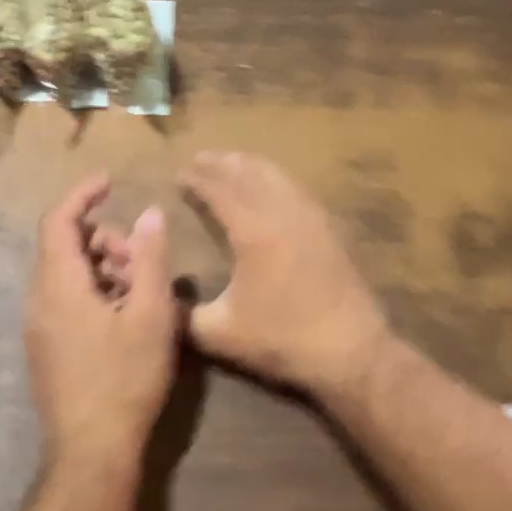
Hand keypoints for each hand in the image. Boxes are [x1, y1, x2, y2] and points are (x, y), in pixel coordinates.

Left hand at [26, 174, 179, 464]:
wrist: (91, 450)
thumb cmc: (125, 380)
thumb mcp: (151, 315)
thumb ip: (150, 259)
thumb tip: (149, 213)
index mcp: (58, 285)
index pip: (57, 220)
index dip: (82, 195)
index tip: (110, 183)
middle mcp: (39, 300)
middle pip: (64, 247)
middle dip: (105, 240)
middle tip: (143, 259)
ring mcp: (38, 328)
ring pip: (66, 277)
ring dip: (103, 269)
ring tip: (142, 291)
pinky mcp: (45, 350)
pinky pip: (65, 302)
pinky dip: (94, 293)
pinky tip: (127, 318)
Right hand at [181, 152, 392, 401]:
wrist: (350, 352)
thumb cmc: (281, 341)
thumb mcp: (219, 333)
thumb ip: (183, 314)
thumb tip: (161, 296)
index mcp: (253, 232)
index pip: (219, 191)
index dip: (197, 180)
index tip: (178, 174)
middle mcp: (283, 214)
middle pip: (249, 174)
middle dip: (222, 163)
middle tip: (200, 158)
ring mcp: (311, 219)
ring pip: (278, 177)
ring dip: (251, 166)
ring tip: (232, 163)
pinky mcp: (330, 231)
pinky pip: (298, 190)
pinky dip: (277, 179)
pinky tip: (273, 188)